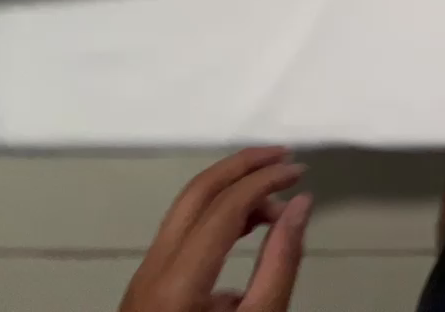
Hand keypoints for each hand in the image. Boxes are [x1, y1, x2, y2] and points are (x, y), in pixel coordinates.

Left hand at [120, 148, 311, 311]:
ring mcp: (143, 279)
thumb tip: (301, 201)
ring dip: (233, 190)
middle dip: (243, 166)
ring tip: (277, 197)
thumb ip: (282, 260)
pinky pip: (183, 232)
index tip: (302, 173)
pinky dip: (219, 214)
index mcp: (176, 283)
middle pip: (196, 193)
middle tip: (285, 157)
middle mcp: (151, 272)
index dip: (266, 179)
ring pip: (186, 209)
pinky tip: (250, 226)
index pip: (224, 206)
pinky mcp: (147, 288)